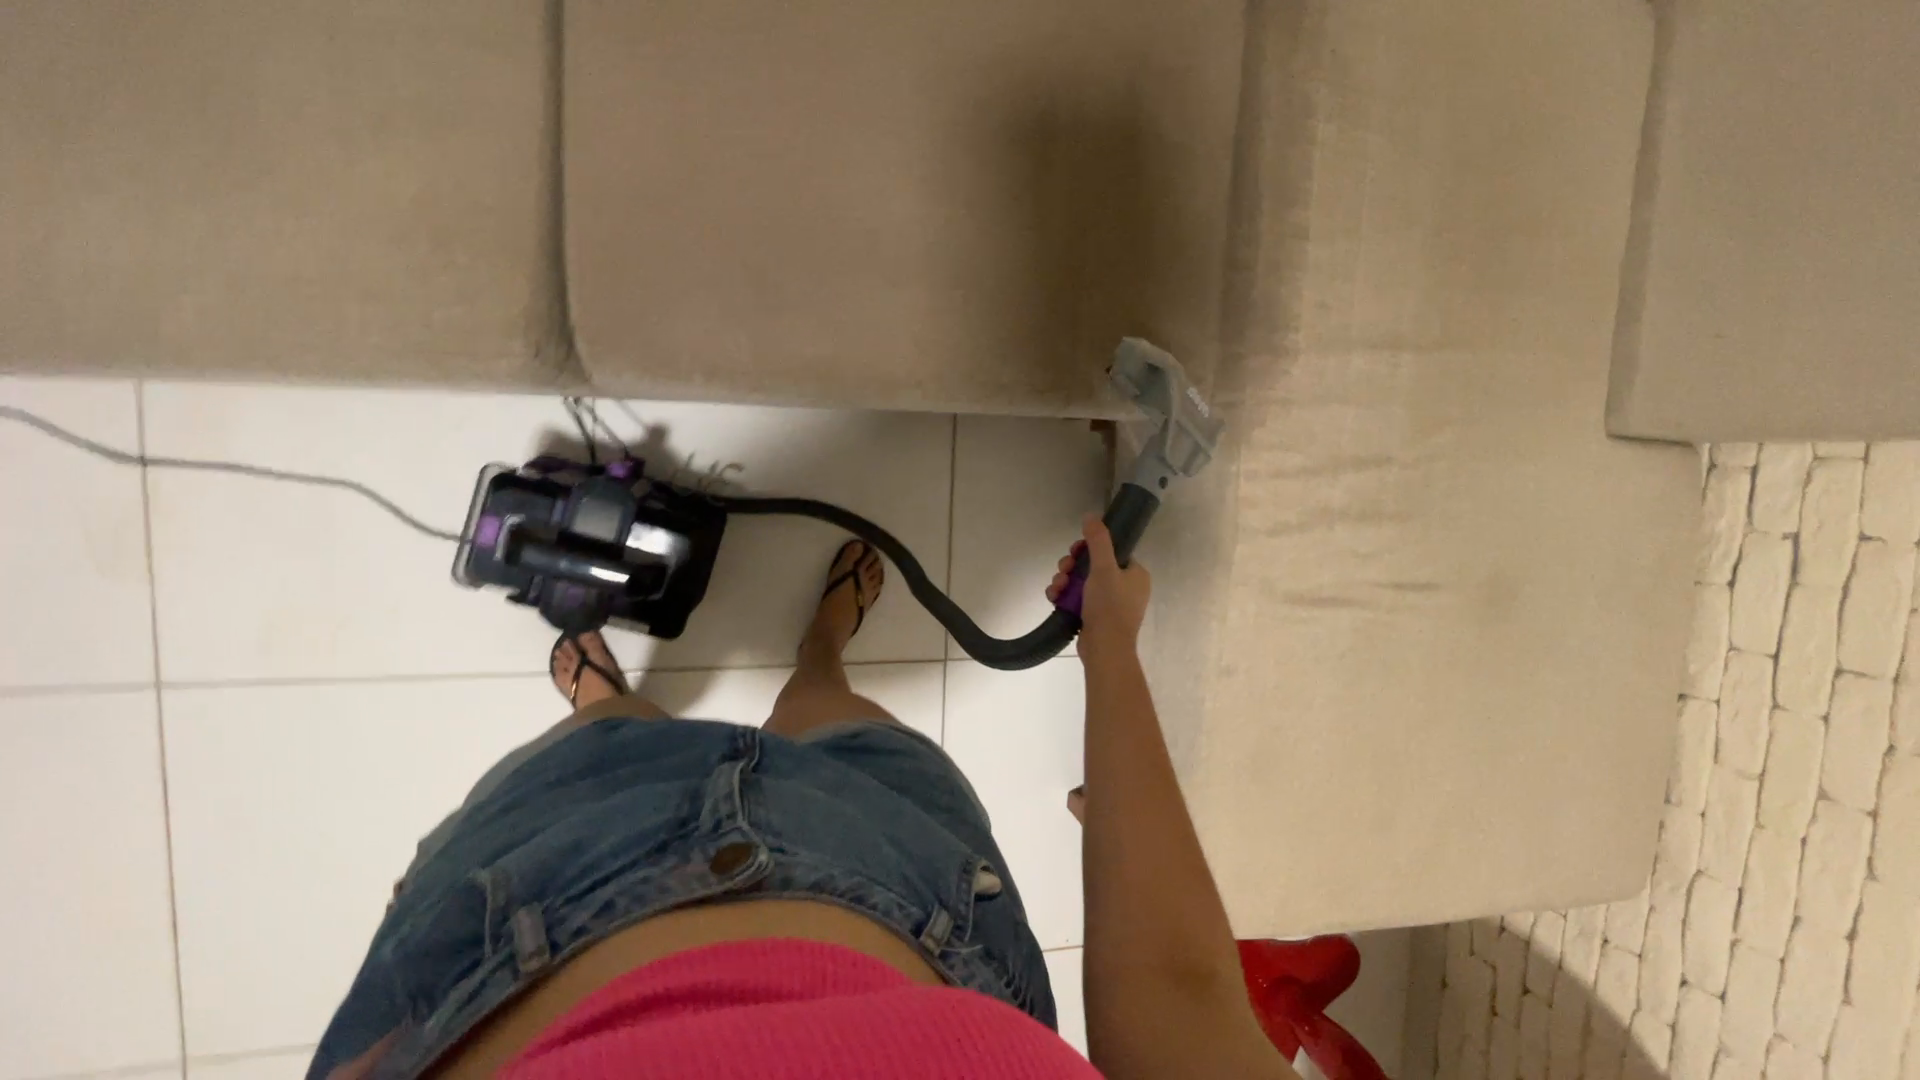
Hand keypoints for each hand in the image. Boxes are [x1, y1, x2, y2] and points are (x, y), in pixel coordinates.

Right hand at [1047, 514, 1150, 661]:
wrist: (1105, 649)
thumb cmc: (1110, 606)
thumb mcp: (1103, 568)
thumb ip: (1098, 540)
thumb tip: (1091, 515)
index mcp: (1136, 574)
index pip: (1112, 552)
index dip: (1090, 549)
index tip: (1076, 552)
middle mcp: (1126, 588)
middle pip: (1093, 566)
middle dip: (1072, 567)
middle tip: (1063, 570)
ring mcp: (1110, 604)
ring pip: (1082, 583)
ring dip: (1065, 581)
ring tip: (1057, 587)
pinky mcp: (1095, 618)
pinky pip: (1078, 599)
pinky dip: (1065, 597)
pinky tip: (1054, 598)